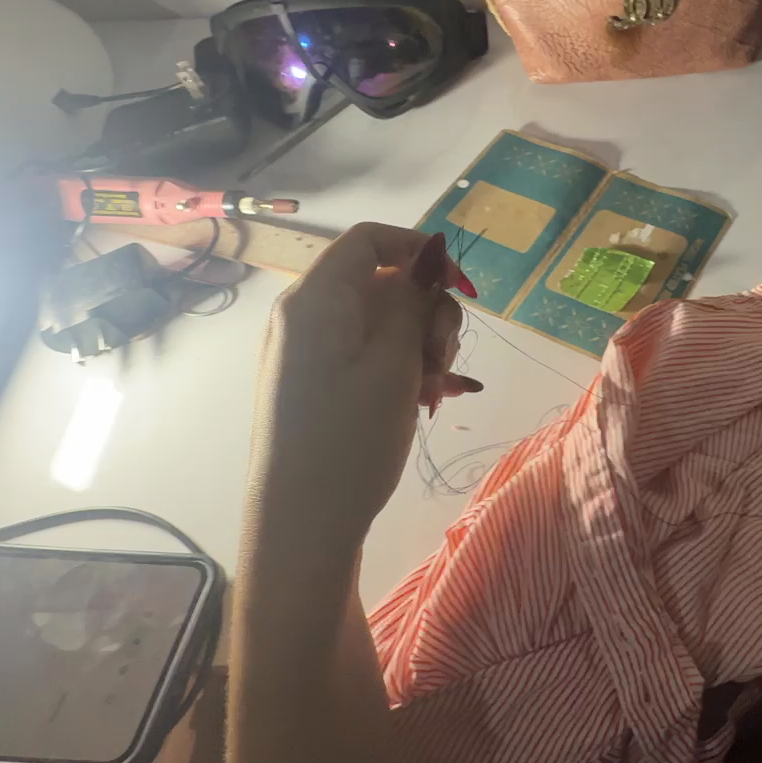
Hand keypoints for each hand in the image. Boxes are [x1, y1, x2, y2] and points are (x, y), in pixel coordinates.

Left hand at [254, 224, 479, 523]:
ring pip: (384, 320)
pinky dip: (403, 365)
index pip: (369, 239)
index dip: (419, 250)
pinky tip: (424, 399)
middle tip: (445, 356)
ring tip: (435, 389)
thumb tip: (431, 254)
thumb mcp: (395, 362)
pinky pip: (370, 351)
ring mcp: (312, 349)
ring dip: (421, 344)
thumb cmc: (350, 437)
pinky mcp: (319, 379)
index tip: (459, 287)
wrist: (302, 522)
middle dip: (427, 311)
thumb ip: (414, 301)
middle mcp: (307, 315)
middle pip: (383, 282)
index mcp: (317, 299)